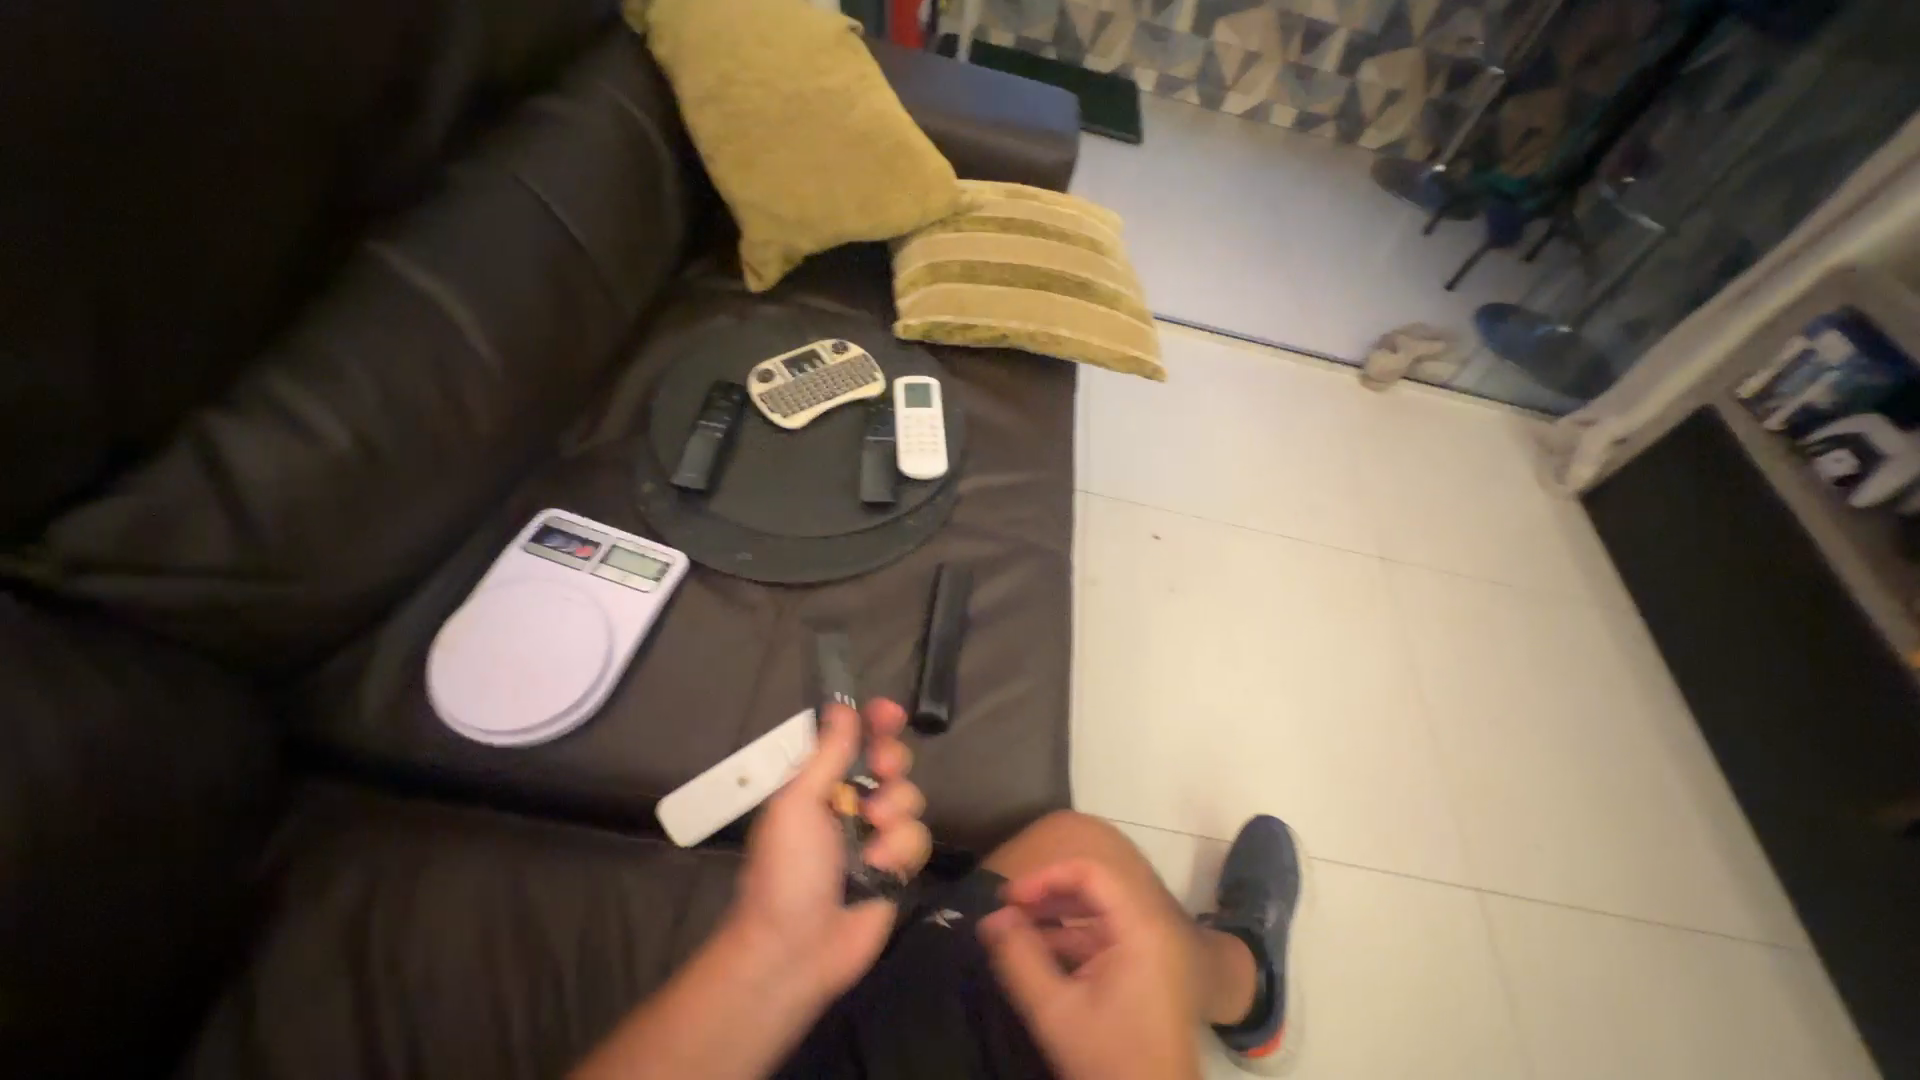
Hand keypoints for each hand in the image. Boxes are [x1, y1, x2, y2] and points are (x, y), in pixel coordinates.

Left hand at [727, 698, 931, 1002]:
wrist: (796, 948)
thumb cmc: (786, 869)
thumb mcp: (797, 802)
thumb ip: (827, 753)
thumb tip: (842, 706)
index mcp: (819, 784)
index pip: (853, 739)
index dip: (875, 721)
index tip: (890, 712)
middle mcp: (850, 803)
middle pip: (891, 761)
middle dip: (891, 761)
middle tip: (881, 770)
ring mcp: (876, 836)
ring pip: (909, 798)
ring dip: (894, 811)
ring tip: (872, 830)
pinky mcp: (898, 867)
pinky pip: (917, 838)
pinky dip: (898, 850)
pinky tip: (878, 870)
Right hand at [979, 859, 1201, 1079]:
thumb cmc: (1110, 1061)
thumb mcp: (1055, 1011)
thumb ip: (1019, 958)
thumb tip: (991, 919)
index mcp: (1142, 928)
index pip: (1091, 873)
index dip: (1046, 877)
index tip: (1009, 898)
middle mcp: (1155, 928)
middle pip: (1097, 888)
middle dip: (1048, 897)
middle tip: (1007, 911)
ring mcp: (1155, 950)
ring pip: (1100, 913)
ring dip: (1058, 919)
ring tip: (1015, 932)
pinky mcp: (1150, 971)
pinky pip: (1108, 938)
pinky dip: (1074, 941)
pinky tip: (1039, 956)